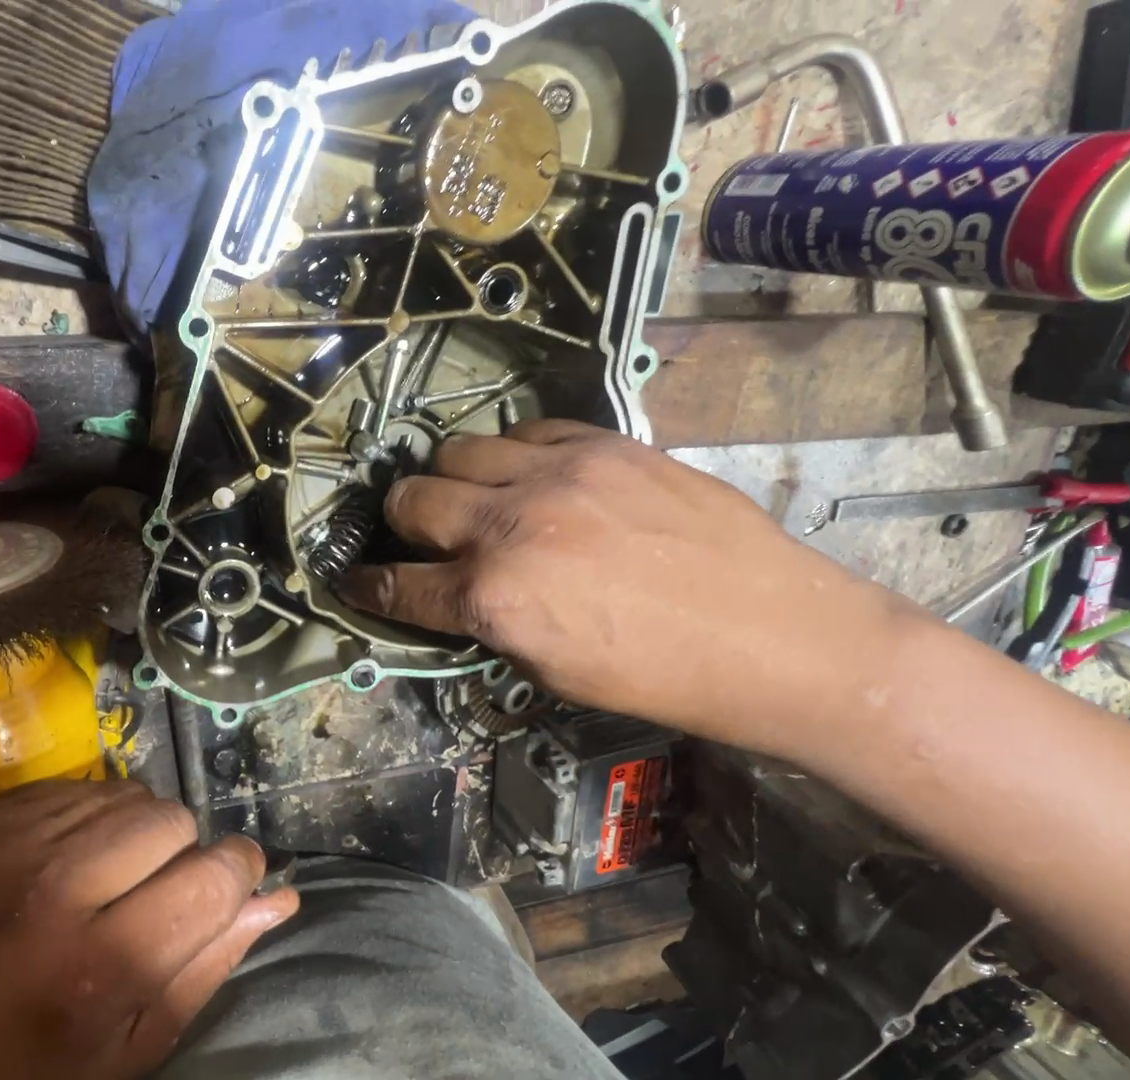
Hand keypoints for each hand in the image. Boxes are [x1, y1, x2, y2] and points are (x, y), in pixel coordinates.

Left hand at [0, 781, 298, 1079]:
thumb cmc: (40, 1065)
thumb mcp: (135, 1043)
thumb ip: (210, 963)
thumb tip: (279, 896)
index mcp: (98, 964)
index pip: (210, 877)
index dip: (237, 874)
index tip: (232, 884)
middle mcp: (52, 888)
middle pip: (171, 819)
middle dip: (181, 853)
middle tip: (152, 894)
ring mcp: (9, 843)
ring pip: (128, 792)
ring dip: (135, 832)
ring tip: (108, 879)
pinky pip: (79, 784)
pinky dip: (90, 817)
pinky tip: (69, 861)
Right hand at [339, 420, 922, 753]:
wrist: (777, 637)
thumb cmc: (659, 676)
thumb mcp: (549, 671)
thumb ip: (485, 621)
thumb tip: (452, 591)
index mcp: (494, 599)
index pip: (396, 586)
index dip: (365, 587)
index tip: (352, 581)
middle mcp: (510, 527)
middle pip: (410, 498)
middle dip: (401, 523)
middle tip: (421, 537)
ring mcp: (558, 475)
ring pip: (457, 451)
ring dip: (452, 480)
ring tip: (478, 499)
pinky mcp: (604, 443)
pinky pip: (525, 430)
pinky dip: (514, 456)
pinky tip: (535, 478)